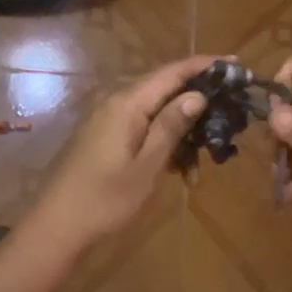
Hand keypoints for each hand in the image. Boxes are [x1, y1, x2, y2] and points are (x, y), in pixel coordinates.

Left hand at [22, 55, 214, 252]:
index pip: (172, 72)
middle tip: (228, 120)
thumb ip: (171, 127)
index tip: (236, 64)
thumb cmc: (104, 200)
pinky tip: (178, 172)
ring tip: (201, 168)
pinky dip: (162, 143)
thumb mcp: (147, 166)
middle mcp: (116, 101)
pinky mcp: (104, 135)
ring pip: (156, 112)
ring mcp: (108, 118)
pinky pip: (141, 127)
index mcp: (127, 102)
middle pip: (166, 89)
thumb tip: (197, 95)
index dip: (205, 65)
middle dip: (198, 104)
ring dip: (181, 134)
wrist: (55, 227)